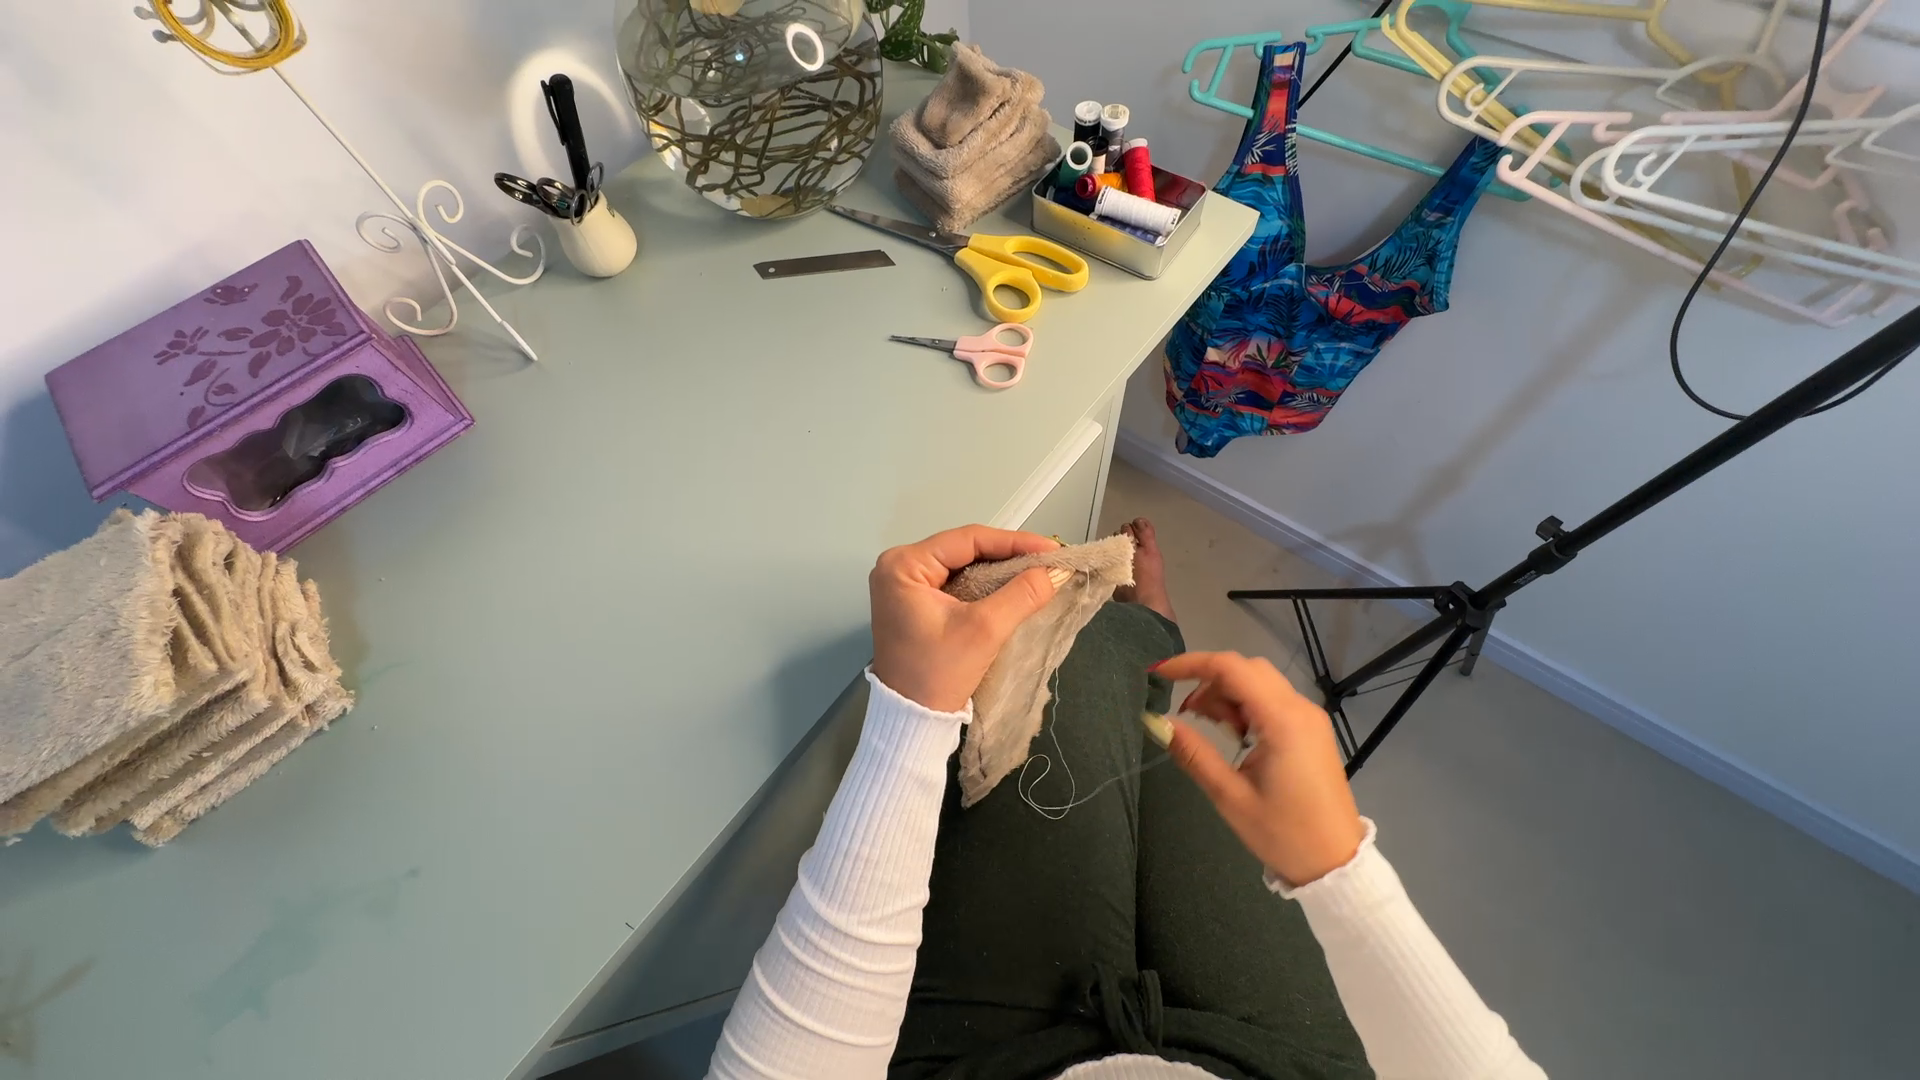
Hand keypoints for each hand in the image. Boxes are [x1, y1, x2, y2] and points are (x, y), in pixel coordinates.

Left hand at [869, 526, 1061, 712]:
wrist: (911, 719)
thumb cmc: (938, 674)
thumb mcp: (984, 630)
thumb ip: (1022, 594)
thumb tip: (1056, 571)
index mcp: (903, 565)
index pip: (968, 539)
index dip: (1015, 542)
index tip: (1052, 549)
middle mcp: (898, 567)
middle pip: (964, 549)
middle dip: (1008, 554)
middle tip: (1049, 559)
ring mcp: (904, 585)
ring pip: (962, 565)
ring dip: (999, 570)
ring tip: (1037, 570)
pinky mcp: (913, 602)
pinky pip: (955, 582)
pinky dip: (984, 585)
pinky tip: (1012, 586)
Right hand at [1154, 652, 1365, 887]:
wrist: (1337, 865)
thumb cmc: (1283, 834)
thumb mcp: (1229, 796)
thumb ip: (1192, 753)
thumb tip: (1156, 721)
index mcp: (1282, 721)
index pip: (1231, 668)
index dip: (1191, 664)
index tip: (1159, 674)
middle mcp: (1300, 709)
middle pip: (1245, 669)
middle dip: (1208, 682)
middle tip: (1187, 713)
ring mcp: (1310, 718)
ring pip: (1258, 681)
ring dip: (1227, 695)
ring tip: (1210, 729)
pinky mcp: (1311, 730)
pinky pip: (1272, 699)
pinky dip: (1245, 705)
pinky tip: (1235, 736)